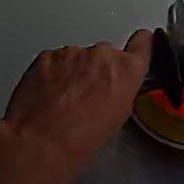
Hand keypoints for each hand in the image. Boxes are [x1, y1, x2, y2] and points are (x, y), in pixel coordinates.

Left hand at [0, 31, 153, 183]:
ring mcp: (72, 52)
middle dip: (96, 69)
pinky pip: (54, 60)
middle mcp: (101, 55)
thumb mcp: (117, 118)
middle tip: (85, 95)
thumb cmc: (79, 139)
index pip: (142, 43)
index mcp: (125, 71)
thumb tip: (112, 89)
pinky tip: (48, 95)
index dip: (140, 44)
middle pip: (104, 54)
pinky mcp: (47, 55)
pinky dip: (52, 73)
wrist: (41, 140)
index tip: (139, 43)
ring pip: (77, 57)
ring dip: (72, 72)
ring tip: (63, 100)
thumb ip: (120, 91)